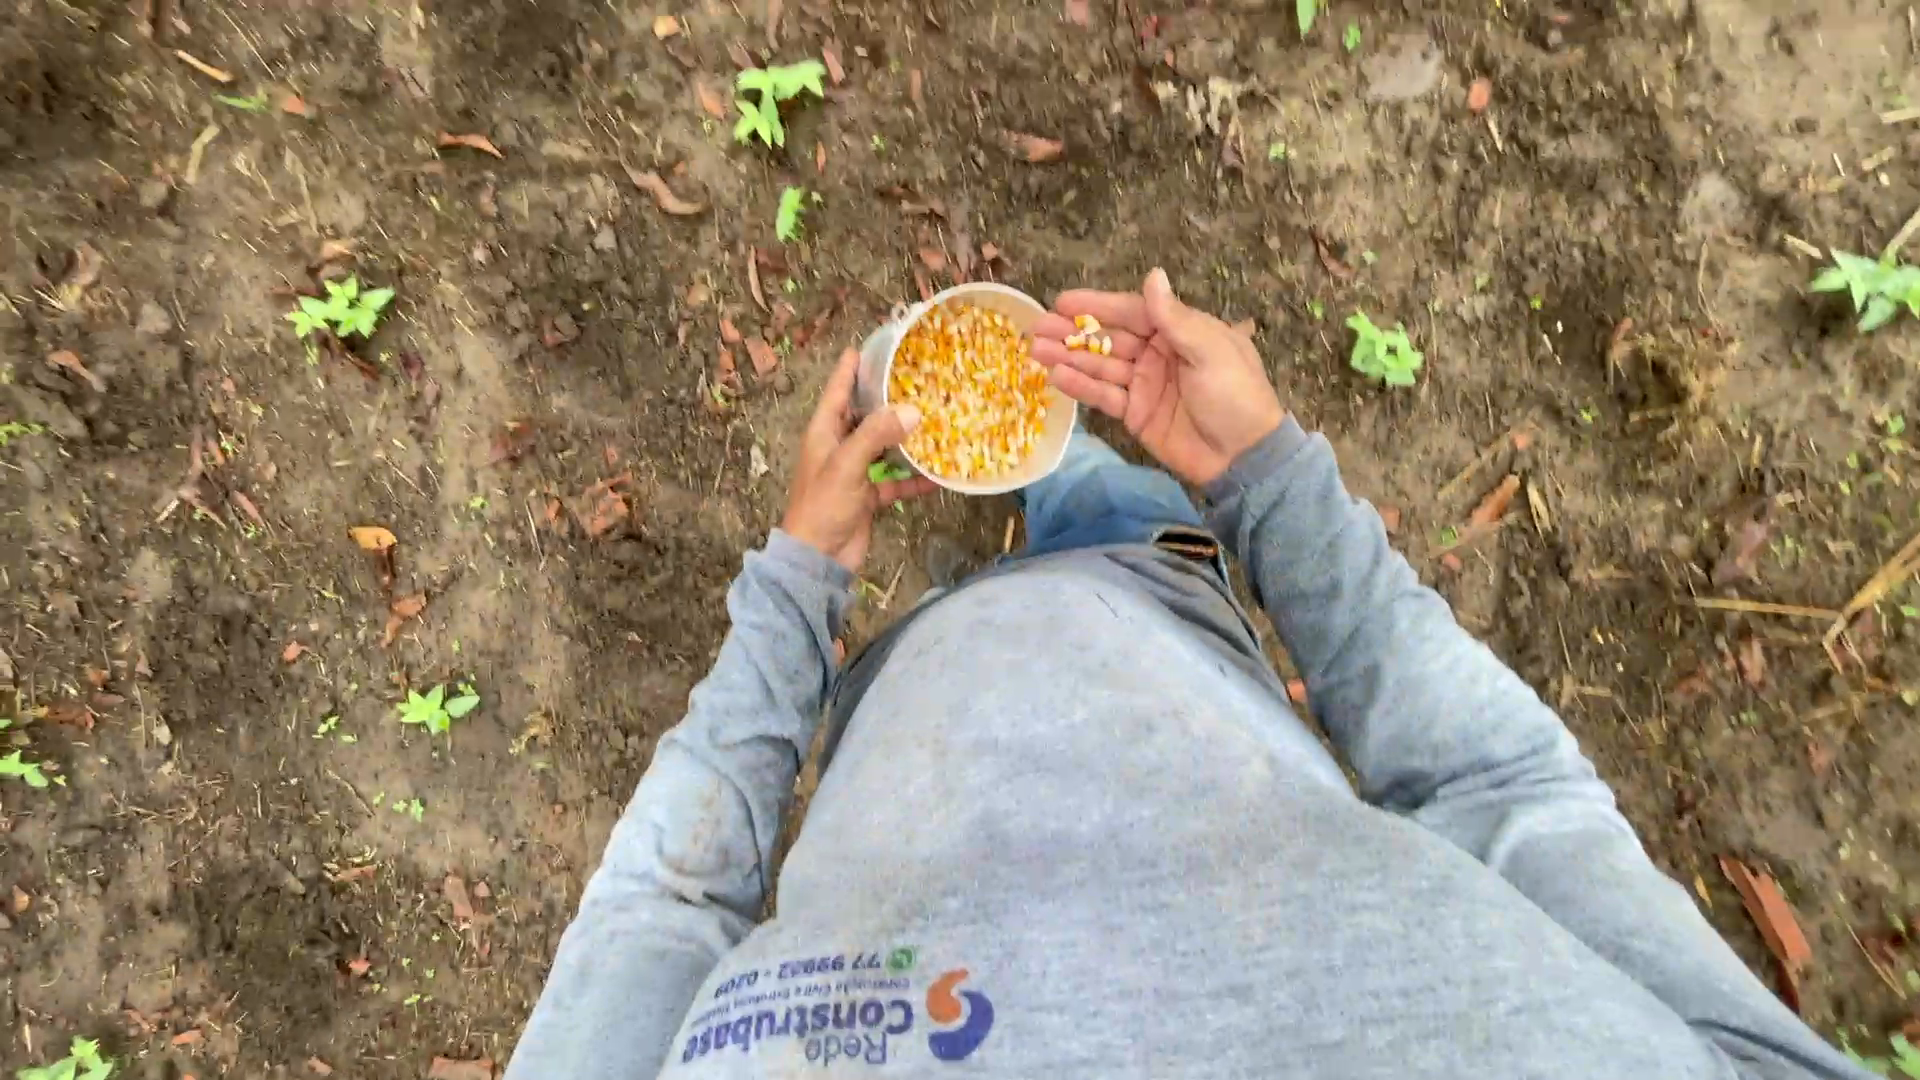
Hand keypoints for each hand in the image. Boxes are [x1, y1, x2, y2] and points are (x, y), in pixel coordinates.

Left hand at [781, 348, 937, 572]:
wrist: (818, 558)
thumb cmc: (822, 506)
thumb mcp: (848, 465)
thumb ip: (877, 435)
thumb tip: (912, 411)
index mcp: (824, 432)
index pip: (838, 391)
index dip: (851, 368)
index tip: (868, 345)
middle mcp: (838, 447)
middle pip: (864, 415)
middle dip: (887, 399)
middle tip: (916, 379)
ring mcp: (854, 472)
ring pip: (883, 447)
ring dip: (905, 438)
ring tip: (933, 418)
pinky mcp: (868, 497)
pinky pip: (894, 481)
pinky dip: (913, 478)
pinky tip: (938, 474)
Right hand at [1032, 268, 1284, 486]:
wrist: (1242, 456)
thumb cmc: (1235, 396)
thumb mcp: (1211, 351)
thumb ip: (1175, 318)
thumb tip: (1153, 275)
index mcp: (1179, 330)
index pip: (1130, 311)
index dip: (1096, 305)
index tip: (1061, 302)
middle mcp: (1157, 354)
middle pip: (1108, 338)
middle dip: (1072, 332)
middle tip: (1036, 327)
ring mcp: (1143, 385)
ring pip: (1100, 366)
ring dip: (1068, 358)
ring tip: (1035, 351)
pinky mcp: (1135, 414)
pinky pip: (1103, 396)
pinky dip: (1080, 387)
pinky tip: (1056, 378)